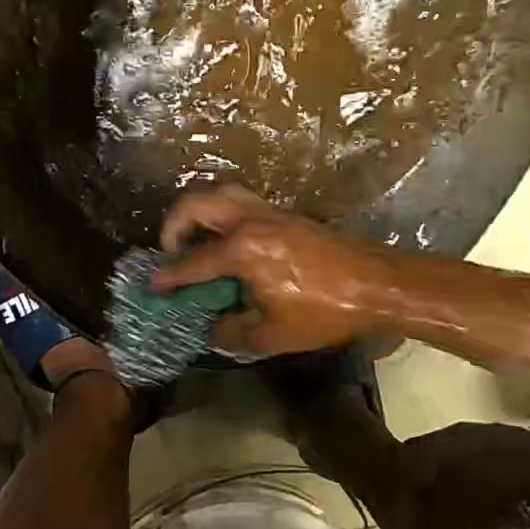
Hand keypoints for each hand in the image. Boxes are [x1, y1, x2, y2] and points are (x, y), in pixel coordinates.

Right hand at [150, 186, 396, 355]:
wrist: (376, 283)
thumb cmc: (325, 311)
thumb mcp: (272, 335)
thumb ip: (231, 332)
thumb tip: (212, 328)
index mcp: (243, 250)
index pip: (192, 262)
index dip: (168, 277)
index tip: (154, 286)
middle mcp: (251, 221)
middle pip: (196, 204)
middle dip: (173, 226)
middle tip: (171, 251)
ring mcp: (272, 212)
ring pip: (223, 193)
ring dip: (201, 212)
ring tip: (199, 241)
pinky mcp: (288, 214)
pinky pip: (245, 201)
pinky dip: (226, 214)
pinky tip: (232, 243)